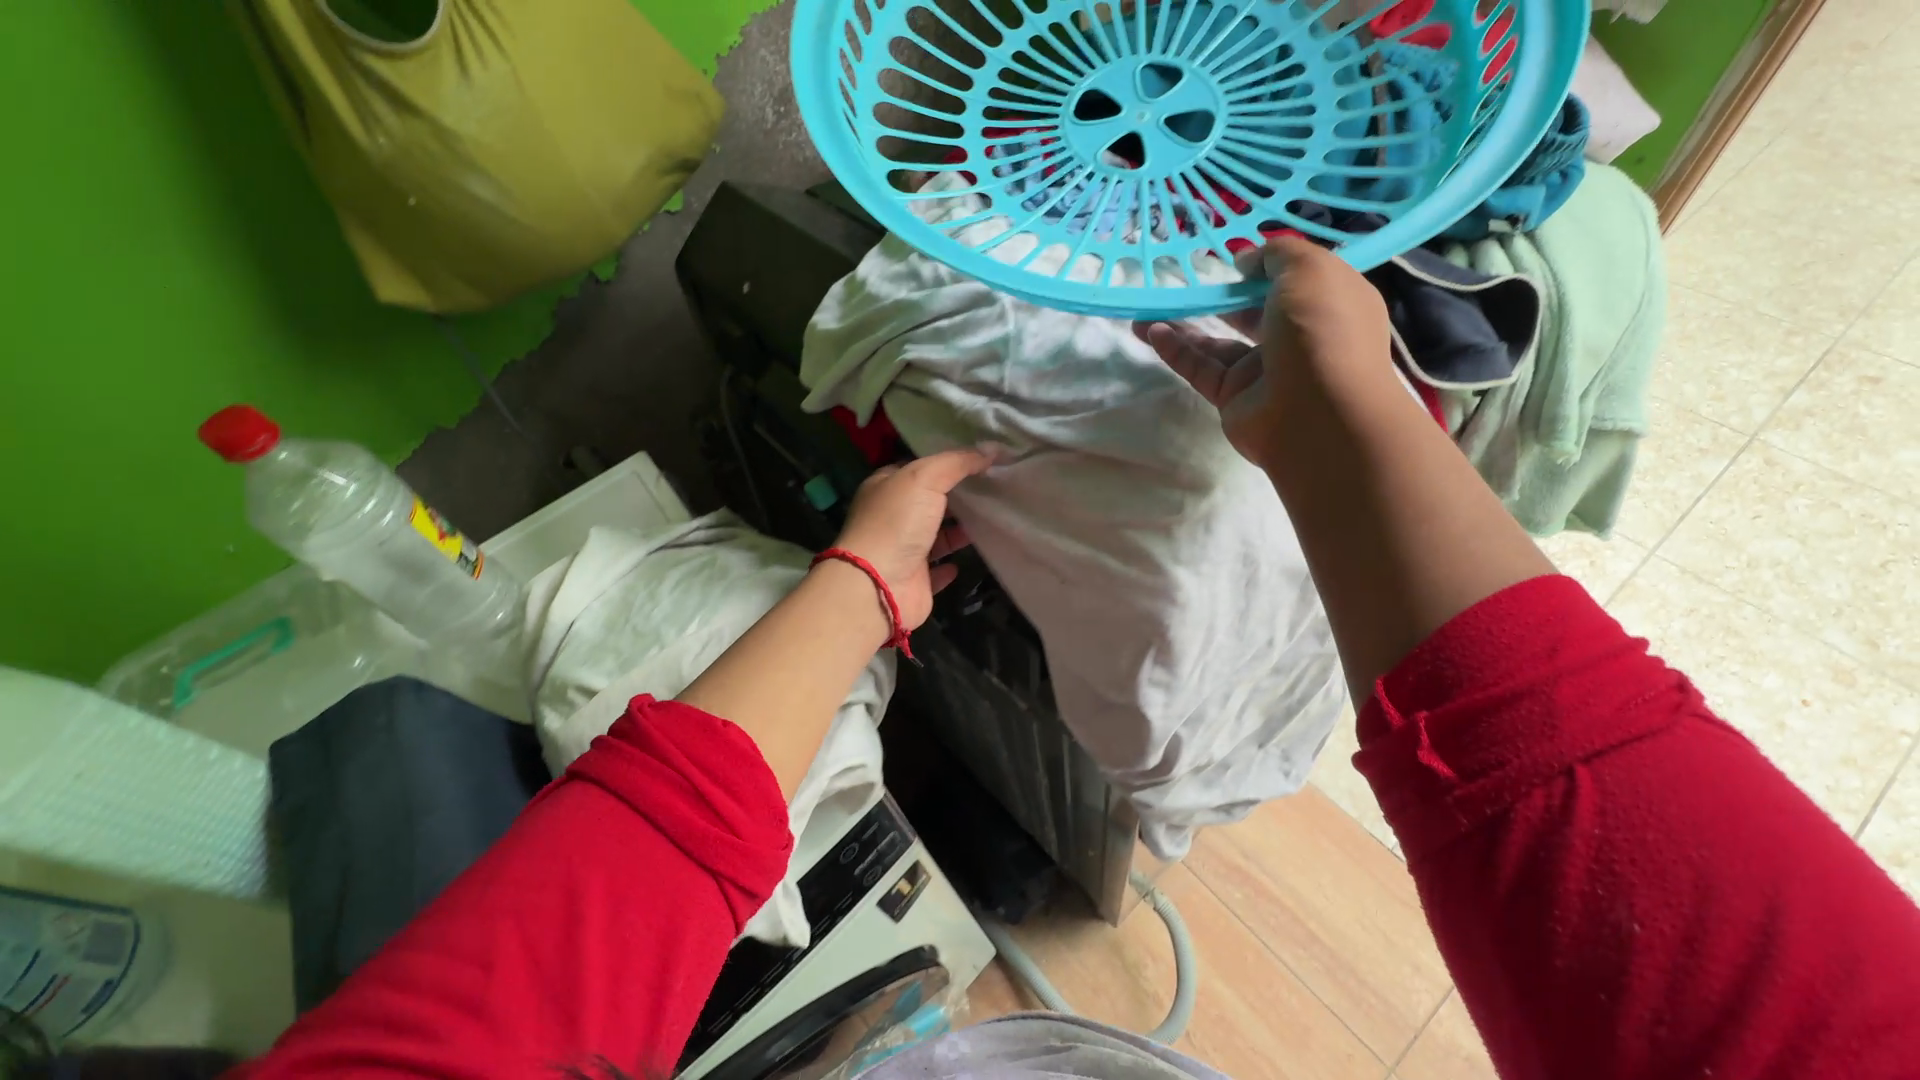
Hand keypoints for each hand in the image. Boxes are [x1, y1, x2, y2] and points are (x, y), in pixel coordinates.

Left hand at [828, 447, 992, 630]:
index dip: (945, 463)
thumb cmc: (896, 523)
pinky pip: (937, 570)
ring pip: (935, 536)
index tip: (978, 459)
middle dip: (955, 496)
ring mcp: (902, 551)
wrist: (879, 585)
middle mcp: (891, 518)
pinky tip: (968, 557)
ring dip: (957, 530)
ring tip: (990, 519)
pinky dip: (951, 564)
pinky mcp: (915, 581)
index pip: (916, 469)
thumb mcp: (925, 478)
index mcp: (885, 488)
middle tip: (993, 487)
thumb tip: (991, 451)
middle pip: (927, 501)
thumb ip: (957, 462)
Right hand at [1133, 235, 1394, 468]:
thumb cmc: (1322, 331)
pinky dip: (1176, 350)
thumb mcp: (1310, 270)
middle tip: (1188, 280)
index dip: (1267, 268)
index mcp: (1329, 306)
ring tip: (1149, 307)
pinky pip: (1202, 368)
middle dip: (1221, 296)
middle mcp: (1298, 338)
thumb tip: (1247, 261)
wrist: (1319, 415)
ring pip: (1219, 342)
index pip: (1297, 282)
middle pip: (1254, 312)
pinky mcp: (1235, 397)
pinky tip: (1150, 331)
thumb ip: (1278, 255)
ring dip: (1185, 323)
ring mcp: (1265, 372)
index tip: (1237, 260)